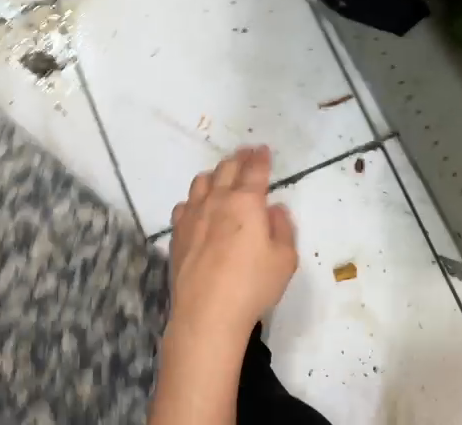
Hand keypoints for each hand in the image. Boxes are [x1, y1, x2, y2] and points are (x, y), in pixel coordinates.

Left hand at [166, 147, 298, 349]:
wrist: (207, 310)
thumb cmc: (252, 285)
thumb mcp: (284, 260)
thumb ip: (283, 229)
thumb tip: (274, 209)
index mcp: (246, 202)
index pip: (254, 171)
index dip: (260, 158)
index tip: (263, 149)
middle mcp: (217, 199)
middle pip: (227, 168)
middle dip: (239, 158)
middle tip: (246, 154)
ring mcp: (193, 213)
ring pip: (202, 181)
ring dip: (215, 174)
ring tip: (221, 176)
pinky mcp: (177, 231)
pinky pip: (185, 204)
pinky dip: (195, 200)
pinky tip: (198, 207)